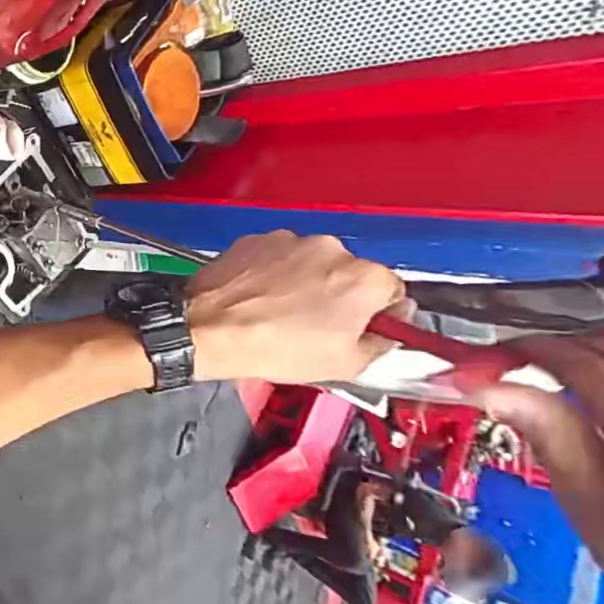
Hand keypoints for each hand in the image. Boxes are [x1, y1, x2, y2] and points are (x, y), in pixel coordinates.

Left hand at [185, 231, 405, 384]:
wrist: (211, 329)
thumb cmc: (274, 346)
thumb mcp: (345, 364)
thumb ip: (379, 343)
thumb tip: (386, 333)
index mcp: (364, 278)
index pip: (393, 291)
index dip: (381, 314)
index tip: (367, 327)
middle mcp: (331, 249)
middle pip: (351, 273)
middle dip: (341, 297)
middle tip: (319, 327)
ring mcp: (292, 240)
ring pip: (312, 263)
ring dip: (306, 284)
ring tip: (282, 315)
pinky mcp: (259, 239)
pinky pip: (279, 257)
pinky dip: (275, 274)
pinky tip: (261, 300)